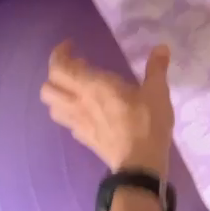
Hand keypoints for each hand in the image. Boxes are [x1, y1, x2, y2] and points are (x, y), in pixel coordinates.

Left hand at [40, 42, 174, 175]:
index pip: (59, 68)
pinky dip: (69, 109)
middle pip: (48, 88)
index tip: (72, 45)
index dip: (59, 54)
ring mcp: (78, 123)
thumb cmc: (147, 123)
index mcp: (93, 87)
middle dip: (56, 73)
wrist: (139, 165)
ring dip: (59, 93)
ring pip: (52, 106)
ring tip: (77, 86)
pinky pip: (66, 120)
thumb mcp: (157, 91)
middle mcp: (79, 103)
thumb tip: (161, 47)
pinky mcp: (84, 138)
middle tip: (77, 65)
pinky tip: (86, 109)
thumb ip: (156, 68)